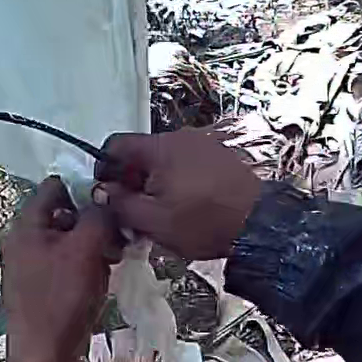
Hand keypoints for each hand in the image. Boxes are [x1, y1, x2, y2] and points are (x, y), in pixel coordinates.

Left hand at [0, 176, 121, 361]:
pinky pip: (68, 258)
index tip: (114, 199)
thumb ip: (98, 216)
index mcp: (26, 227)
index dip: (86, 187)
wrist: (46, 353)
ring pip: (70, 236)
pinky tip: (105, 271)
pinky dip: (88, 259)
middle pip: (66, 212)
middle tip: (121, 231)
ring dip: (96, 240)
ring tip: (116, 254)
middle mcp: (24, 240)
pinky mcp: (43, 282)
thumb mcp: (86, 249)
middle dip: (95, 219)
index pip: (56, 186)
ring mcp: (32, 263)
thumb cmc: (62, 297)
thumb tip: (106, 196)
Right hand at [93, 129, 262, 259]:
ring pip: (166, 162)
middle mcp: (182, 138)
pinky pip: (188, 165)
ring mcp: (205, 145)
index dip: (103, 169)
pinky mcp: (222, 158)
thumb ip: (119, 203)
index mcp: (160, 147)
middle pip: (142, 153)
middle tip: (132, 212)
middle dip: (131, 181)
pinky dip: (179, 182)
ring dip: (156, 184)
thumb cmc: (203, 221)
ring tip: (160, 215)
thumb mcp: (152, 220)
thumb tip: (101, 191)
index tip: (106, 194)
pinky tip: (185, 208)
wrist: (260, 222)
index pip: (116, 144)